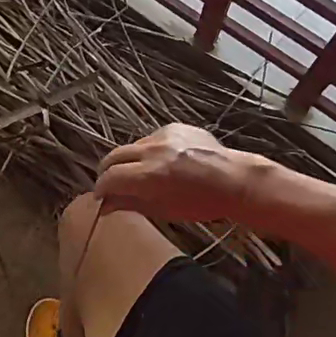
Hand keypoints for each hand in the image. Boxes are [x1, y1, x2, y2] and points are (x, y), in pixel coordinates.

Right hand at [94, 124, 270, 222]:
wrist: (235, 179)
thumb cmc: (202, 203)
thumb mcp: (164, 210)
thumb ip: (131, 203)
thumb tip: (105, 205)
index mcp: (150, 175)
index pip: (109, 177)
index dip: (101, 188)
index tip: (101, 196)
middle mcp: (153, 151)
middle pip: (113, 156)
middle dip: (107, 171)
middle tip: (111, 184)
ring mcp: (164, 135)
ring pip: (132, 146)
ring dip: (130, 160)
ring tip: (142, 174)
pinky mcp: (174, 126)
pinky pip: (151, 138)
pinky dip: (150, 150)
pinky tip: (164, 162)